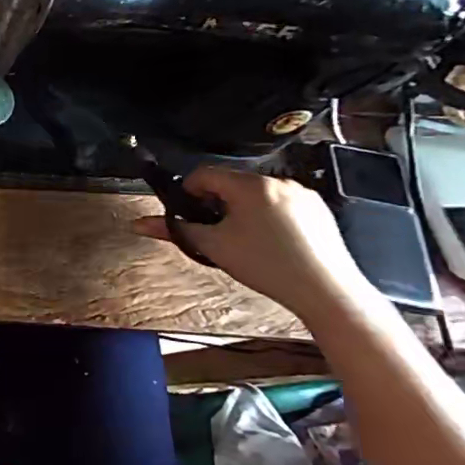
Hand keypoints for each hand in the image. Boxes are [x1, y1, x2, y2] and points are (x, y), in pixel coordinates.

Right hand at [131, 166, 383, 316]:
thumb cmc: (267, 266)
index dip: (188, 191)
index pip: (204, 174)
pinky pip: (280, 204)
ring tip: (242, 241)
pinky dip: (267, 217)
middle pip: (230, 183)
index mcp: (250, 186)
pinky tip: (270, 243)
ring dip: (241, 210)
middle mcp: (278, 182)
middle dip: (216, 203)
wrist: (326, 291)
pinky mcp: (318, 210)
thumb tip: (138, 224)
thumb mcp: (213, 247)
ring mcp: (302, 195)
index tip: (189, 214)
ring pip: (255, 194)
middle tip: (214, 232)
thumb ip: (174, 230)